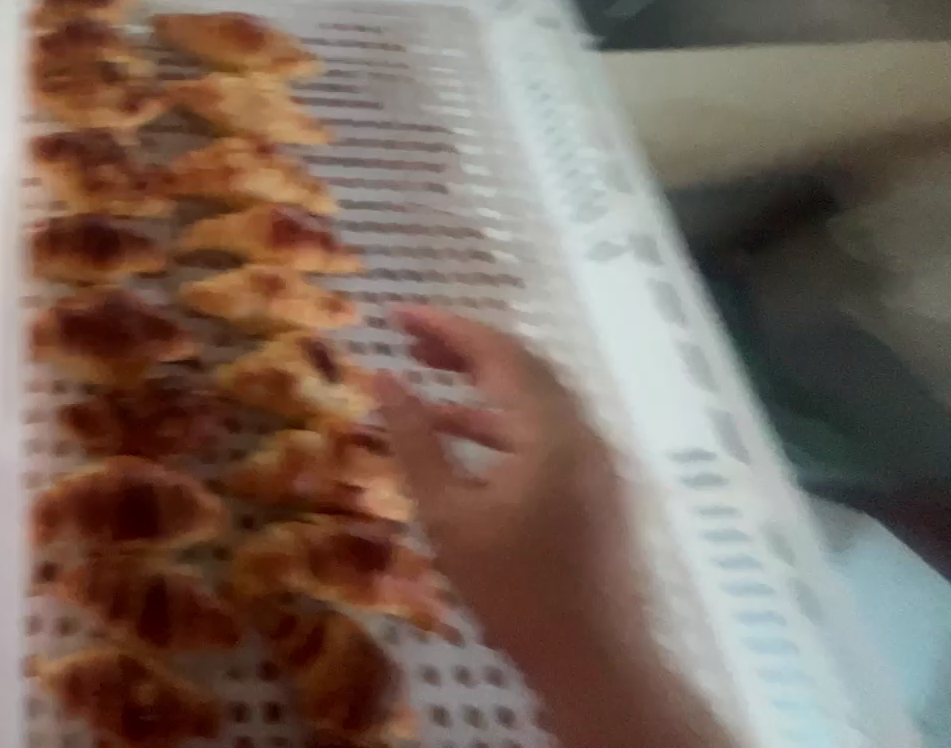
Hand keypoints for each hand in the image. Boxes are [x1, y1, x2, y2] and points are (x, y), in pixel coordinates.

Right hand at [372, 307, 645, 666]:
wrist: (597, 664)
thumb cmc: (513, 587)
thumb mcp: (446, 510)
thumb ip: (414, 438)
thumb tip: (381, 378)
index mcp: (551, 435)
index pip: (498, 354)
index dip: (444, 326)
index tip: (395, 313)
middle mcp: (583, 436)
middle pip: (521, 366)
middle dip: (461, 344)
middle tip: (406, 337)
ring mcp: (595, 462)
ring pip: (532, 396)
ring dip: (477, 378)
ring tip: (423, 371)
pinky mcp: (594, 486)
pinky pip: (540, 427)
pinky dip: (495, 415)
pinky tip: (455, 431)